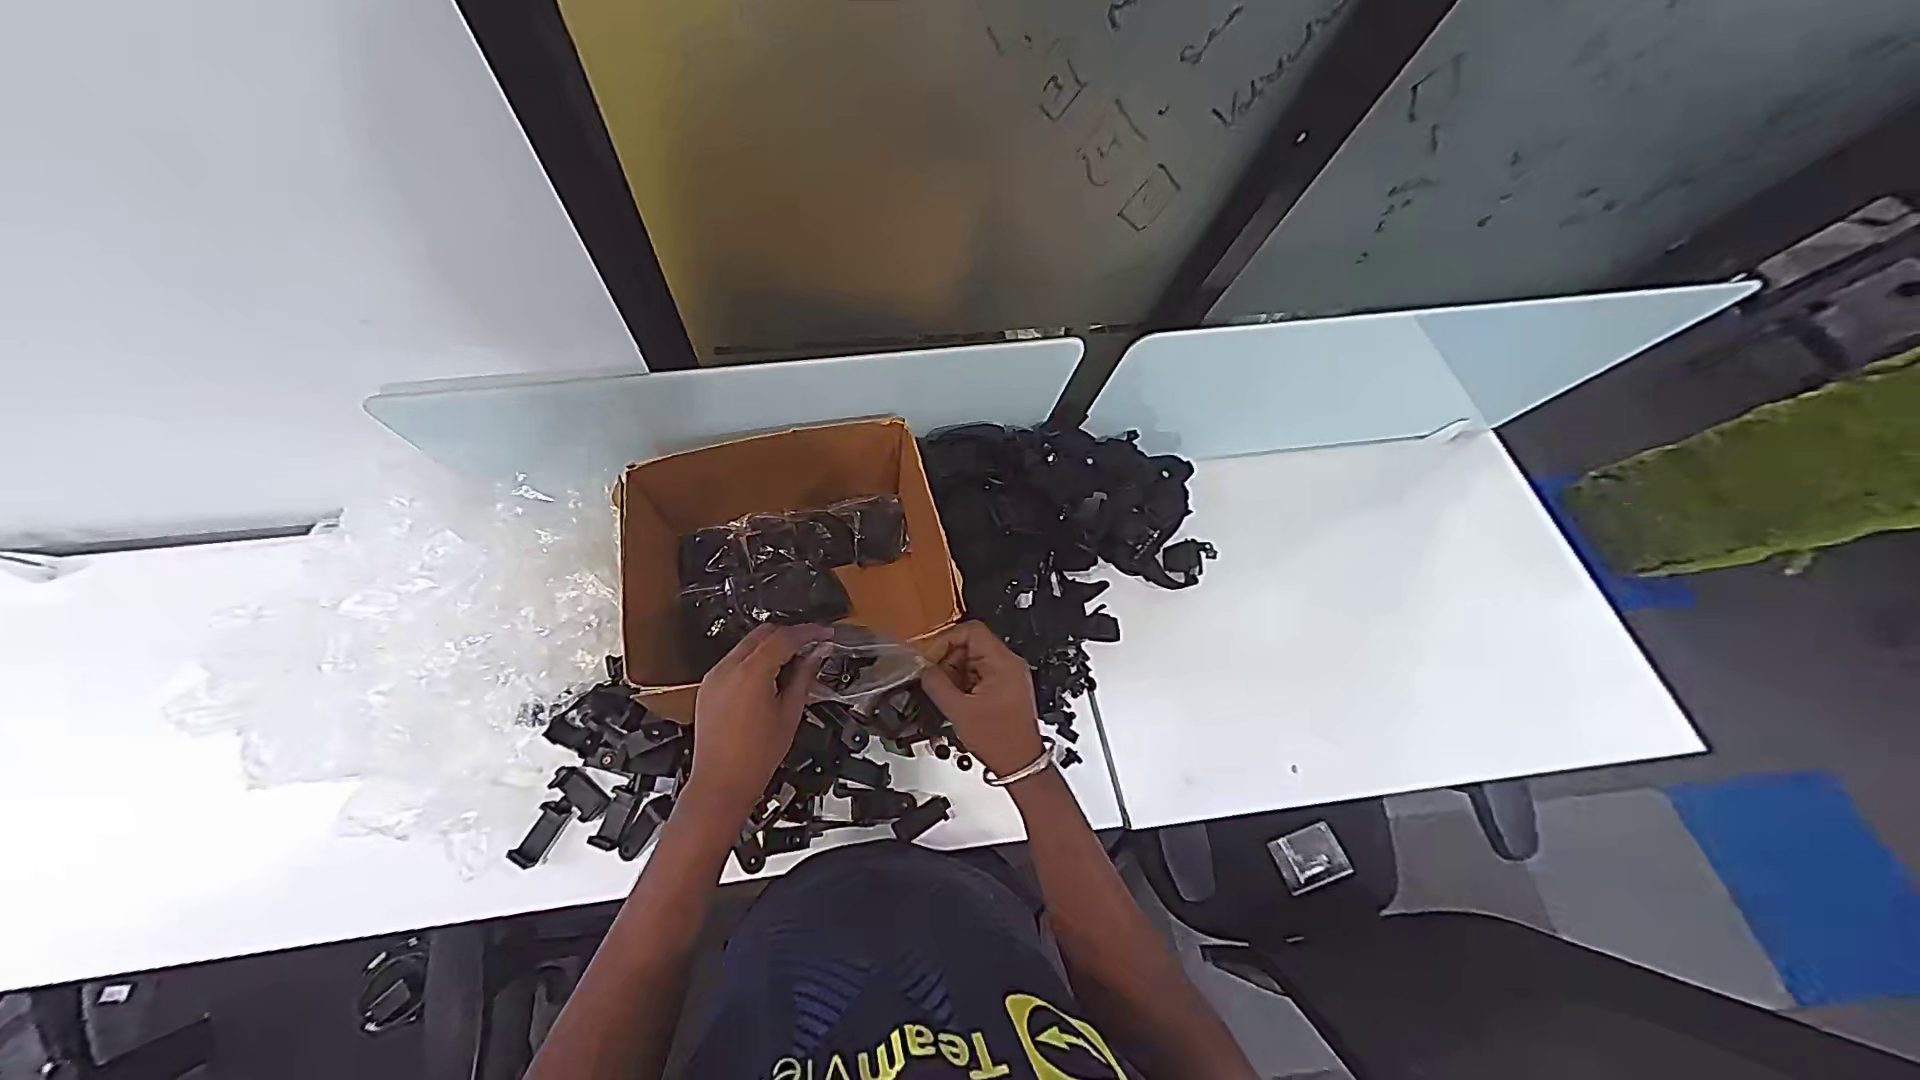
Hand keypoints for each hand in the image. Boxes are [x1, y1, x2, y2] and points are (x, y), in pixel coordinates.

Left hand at [689, 623, 831, 820]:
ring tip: (795, 662)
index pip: (784, 637)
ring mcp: (715, 677)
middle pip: (764, 633)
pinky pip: (735, 660)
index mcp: (751, 673)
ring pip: (748, 644)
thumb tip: (815, 656)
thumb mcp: (790, 713)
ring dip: (772, 646)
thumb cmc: (754, 757)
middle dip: (790, 634)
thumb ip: (804, 677)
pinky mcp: (709, 687)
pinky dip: (755, 660)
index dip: (809, 632)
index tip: (824, 633)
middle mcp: (728, 669)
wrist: (721, 783)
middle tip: (813, 645)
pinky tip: (772, 675)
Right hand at [918, 621, 1047, 777]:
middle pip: (970, 643)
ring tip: (952, 695)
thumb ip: (936, 683)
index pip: (970, 631)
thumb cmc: (1000, 741)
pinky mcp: (1005, 685)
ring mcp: (1009, 674)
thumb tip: (923, 667)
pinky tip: (961, 700)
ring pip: (973, 658)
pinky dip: (964, 681)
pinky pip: (979, 671)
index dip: (945, 640)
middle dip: (948, 659)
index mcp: (1002, 663)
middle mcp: (1009, 663)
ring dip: (955, 672)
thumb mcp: (958, 710)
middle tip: (936, 678)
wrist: (1019, 763)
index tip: (930, 656)